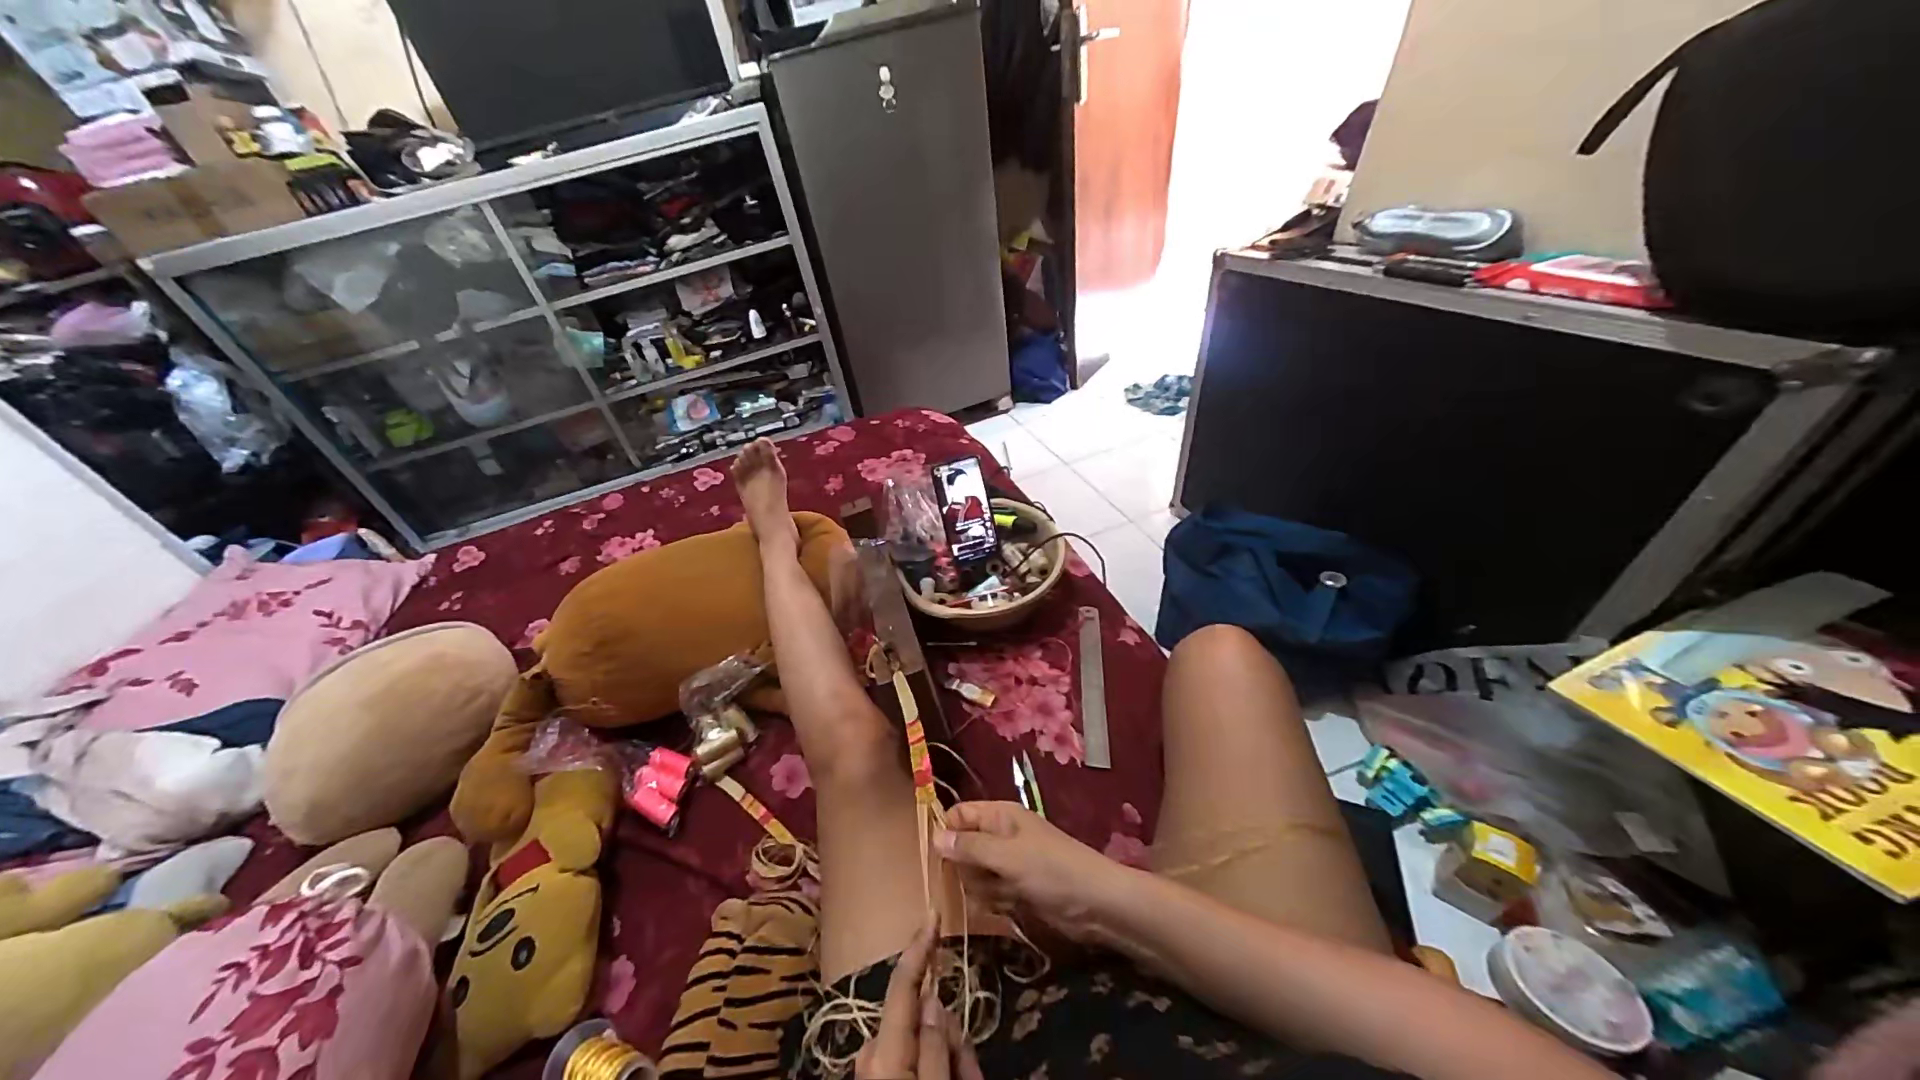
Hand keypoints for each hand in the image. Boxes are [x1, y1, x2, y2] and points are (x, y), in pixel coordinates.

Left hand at [856, 922, 983, 1079]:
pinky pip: (919, 1058)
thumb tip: (932, 999)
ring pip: (927, 1037)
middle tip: (971, 1071)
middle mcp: (874, 1051)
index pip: (902, 986)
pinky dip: (941, 1068)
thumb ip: (935, 1047)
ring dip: (952, 1057)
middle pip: (925, 1015)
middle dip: (952, 1037)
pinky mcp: (882, 1077)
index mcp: (883, 1052)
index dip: (920, 948)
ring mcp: (876, 1066)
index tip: (933, 913)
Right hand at [935, 801, 1135, 945]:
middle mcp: (1001, 835)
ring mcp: (1009, 864)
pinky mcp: (1017, 890)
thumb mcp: (1007, 856)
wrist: (1096, 904)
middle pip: (963, 848)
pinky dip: (996, 902)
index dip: (947, 832)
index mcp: (1000, 816)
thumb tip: (934, 837)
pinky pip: (990, 894)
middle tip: (985, 876)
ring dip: (983, 888)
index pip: (959, 815)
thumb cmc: (1052, 870)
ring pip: (975, 875)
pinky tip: (1011, 906)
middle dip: (968, 868)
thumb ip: (969, 847)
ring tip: (1004, 893)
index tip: (940, 857)